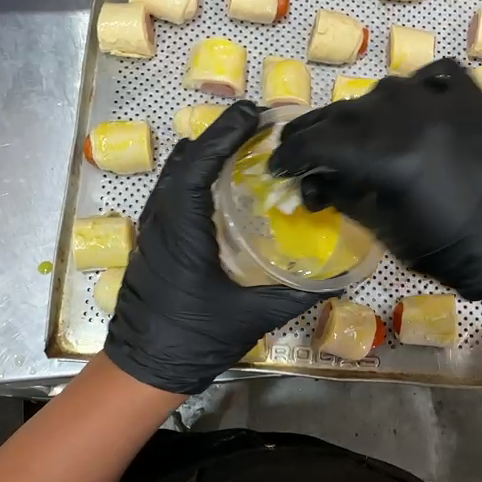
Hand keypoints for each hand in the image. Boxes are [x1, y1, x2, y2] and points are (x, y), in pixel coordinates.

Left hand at [104, 101, 330, 395]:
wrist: (143, 368)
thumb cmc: (193, 339)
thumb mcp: (251, 317)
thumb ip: (294, 295)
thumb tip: (338, 280)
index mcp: (182, 228)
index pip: (200, 164)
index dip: (226, 134)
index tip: (253, 113)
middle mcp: (162, 219)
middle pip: (185, 160)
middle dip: (219, 136)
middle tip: (257, 124)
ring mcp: (153, 230)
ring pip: (174, 175)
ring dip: (205, 154)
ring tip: (242, 145)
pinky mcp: (153, 241)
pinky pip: (172, 192)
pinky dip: (195, 175)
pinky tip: (220, 184)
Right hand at [268, 58, 481, 299]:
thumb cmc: (446, 247)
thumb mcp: (381, 228)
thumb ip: (342, 194)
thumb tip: (314, 180)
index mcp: (384, 154)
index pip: (318, 143)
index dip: (291, 155)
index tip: (279, 166)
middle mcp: (407, 116)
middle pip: (343, 114)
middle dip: (317, 134)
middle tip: (303, 151)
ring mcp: (441, 99)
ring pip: (381, 95)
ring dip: (360, 115)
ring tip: (355, 137)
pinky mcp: (470, 94)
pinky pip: (428, 78)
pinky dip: (410, 92)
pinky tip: (407, 109)